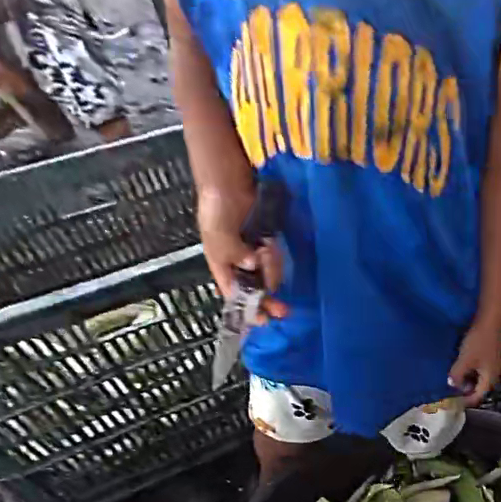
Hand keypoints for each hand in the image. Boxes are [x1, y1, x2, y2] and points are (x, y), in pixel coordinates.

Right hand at [199, 189, 287, 321]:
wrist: (228, 180)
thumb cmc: (216, 208)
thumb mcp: (217, 234)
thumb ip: (234, 253)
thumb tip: (252, 265)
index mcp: (223, 269)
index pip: (236, 298)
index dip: (250, 311)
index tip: (265, 321)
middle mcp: (240, 267)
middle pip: (257, 292)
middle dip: (269, 299)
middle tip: (284, 309)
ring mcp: (255, 256)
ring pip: (270, 276)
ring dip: (272, 269)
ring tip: (266, 248)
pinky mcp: (268, 244)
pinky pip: (276, 260)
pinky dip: (276, 257)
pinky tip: (270, 245)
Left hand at [448, 318, 500, 404]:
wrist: (492, 318)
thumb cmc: (478, 341)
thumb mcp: (465, 360)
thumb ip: (457, 375)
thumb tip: (451, 385)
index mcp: (489, 379)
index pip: (477, 397)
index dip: (464, 401)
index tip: (450, 400)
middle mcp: (494, 374)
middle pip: (478, 389)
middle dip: (464, 391)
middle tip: (449, 389)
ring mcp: (493, 364)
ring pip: (479, 378)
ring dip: (467, 379)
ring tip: (452, 377)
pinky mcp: (491, 355)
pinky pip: (479, 368)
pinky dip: (470, 370)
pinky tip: (460, 364)